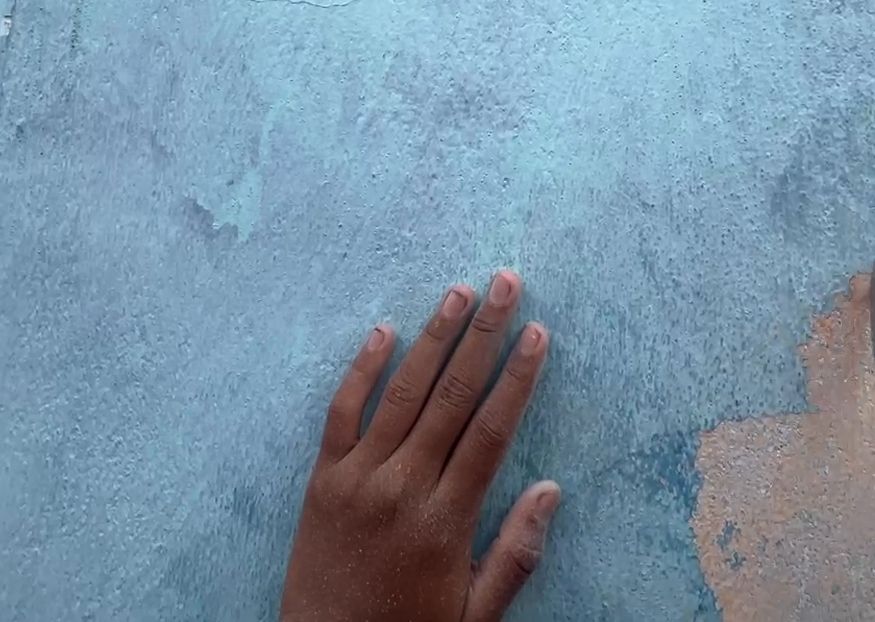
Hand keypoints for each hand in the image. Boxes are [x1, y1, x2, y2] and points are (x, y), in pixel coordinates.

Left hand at [281, 271, 557, 621]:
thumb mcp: (473, 617)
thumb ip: (515, 554)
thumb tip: (551, 490)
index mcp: (445, 519)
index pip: (491, 430)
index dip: (517, 377)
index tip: (537, 333)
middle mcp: (403, 486)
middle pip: (452, 395)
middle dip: (484, 334)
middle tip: (506, 286)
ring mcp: (358, 477)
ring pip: (403, 391)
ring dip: (434, 336)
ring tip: (459, 292)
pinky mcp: (323, 478)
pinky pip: (342, 412)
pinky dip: (362, 369)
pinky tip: (383, 331)